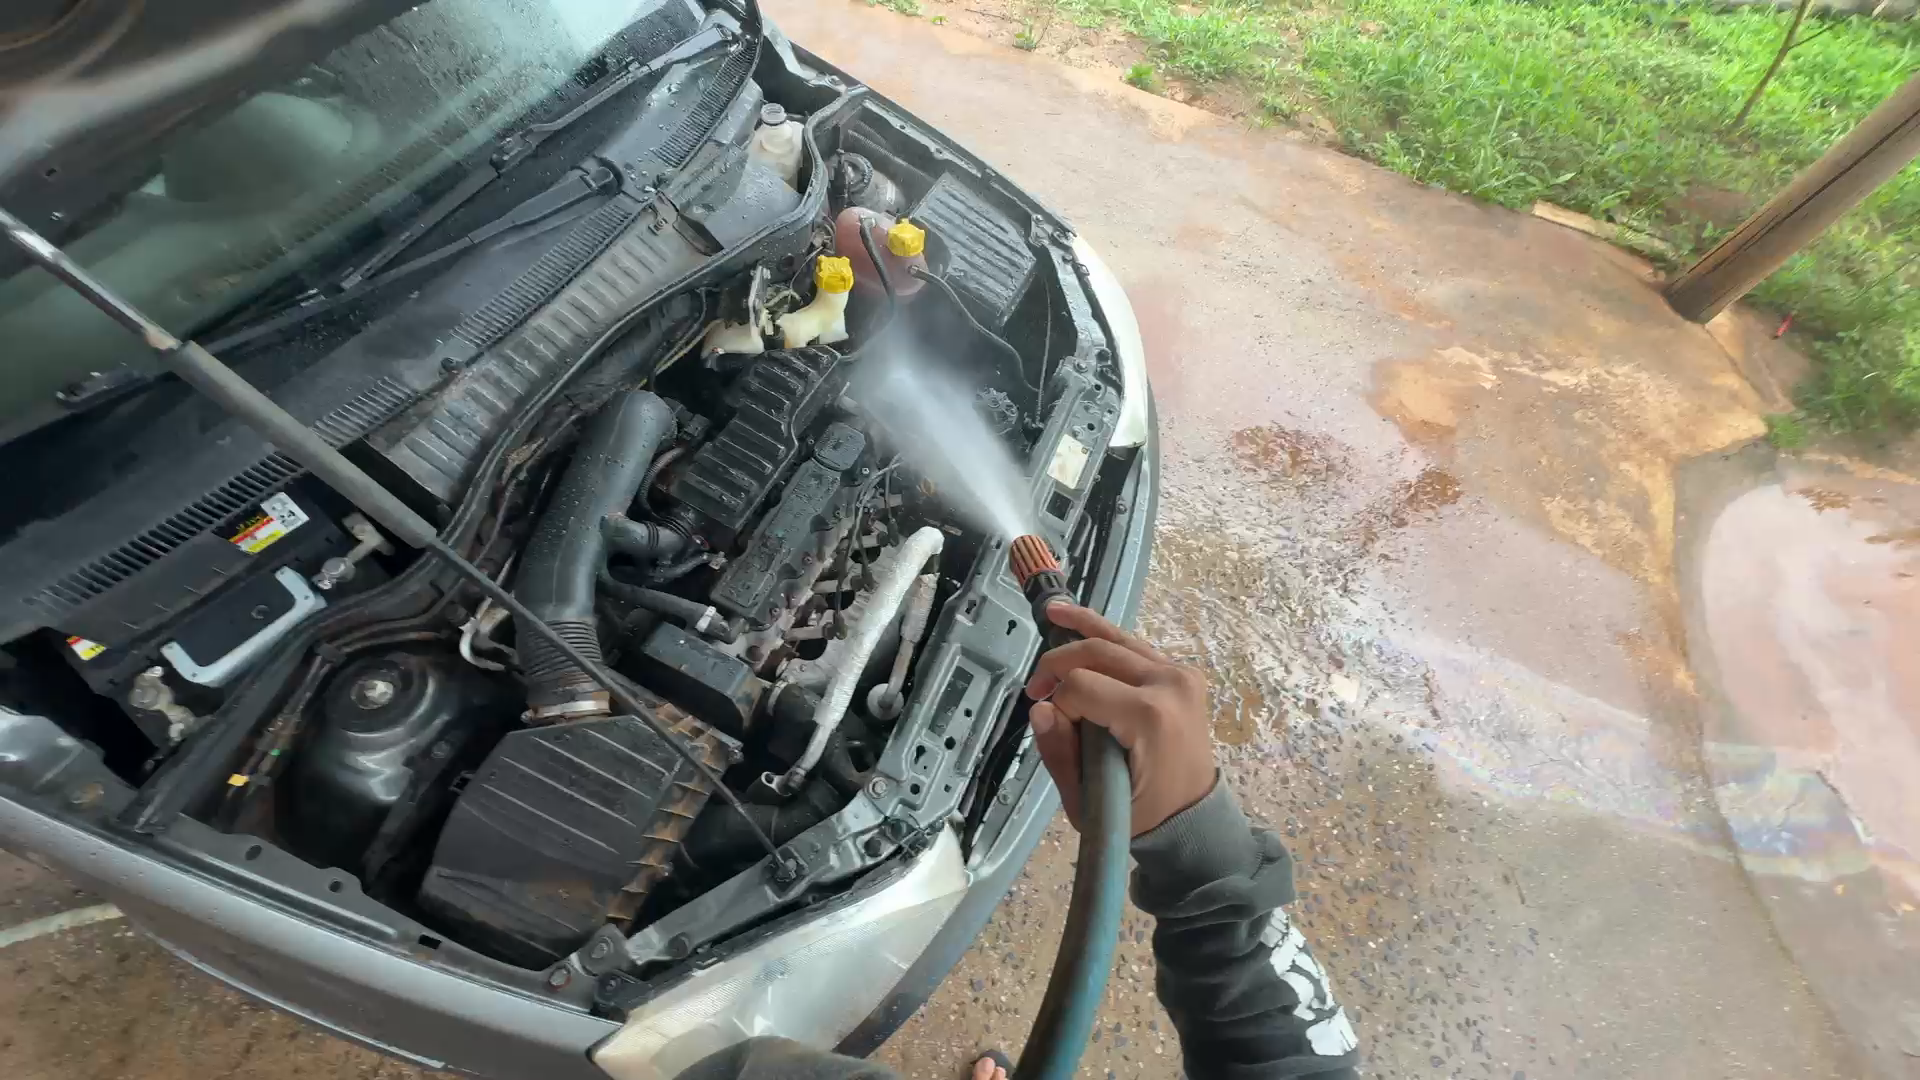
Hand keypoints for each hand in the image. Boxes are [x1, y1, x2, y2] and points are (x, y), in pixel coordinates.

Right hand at [1025, 603, 1216, 836]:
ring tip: (1052, 612)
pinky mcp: (1181, 673)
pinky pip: (1134, 646)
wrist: (1194, 819)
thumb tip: (1040, 709)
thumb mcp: (1090, 800)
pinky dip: (1104, 633)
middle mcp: (1168, 685)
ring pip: (1117, 638)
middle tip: (1036, 687)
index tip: (1055, 727)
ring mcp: (1180, 674)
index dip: (1057, 702)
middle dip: (1058, 664)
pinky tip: (1077, 620)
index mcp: (1149, 717)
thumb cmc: (1142, 815)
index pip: (1081, 686)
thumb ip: (1060, 753)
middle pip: (1097, 652)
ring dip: (1081, 624)